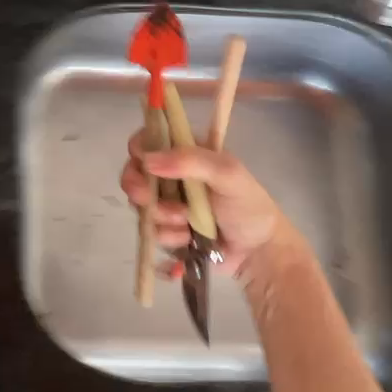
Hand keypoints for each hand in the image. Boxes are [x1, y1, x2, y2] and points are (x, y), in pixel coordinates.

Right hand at [119, 132, 291, 276]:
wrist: (257, 252)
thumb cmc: (247, 206)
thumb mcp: (228, 174)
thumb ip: (191, 161)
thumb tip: (148, 160)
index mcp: (185, 154)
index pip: (148, 139)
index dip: (140, 149)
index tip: (145, 163)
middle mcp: (170, 177)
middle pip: (133, 174)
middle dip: (139, 189)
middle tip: (150, 199)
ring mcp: (166, 205)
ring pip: (141, 207)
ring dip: (162, 217)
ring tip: (188, 222)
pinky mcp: (166, 231)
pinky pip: (151, 233)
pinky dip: (170, 237)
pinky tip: (189, 239)